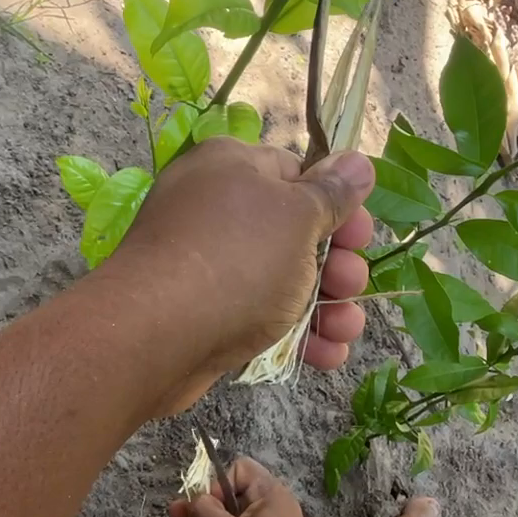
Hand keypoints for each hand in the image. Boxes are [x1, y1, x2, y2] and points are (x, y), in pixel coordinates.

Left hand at [104, 139, 373, 384]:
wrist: (156, 337)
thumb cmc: (235, 260)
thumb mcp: (296, 216)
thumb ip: (331, 193)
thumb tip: (357, 161)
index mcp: (231, 168)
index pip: (296, 174)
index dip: (337, 206)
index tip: (361, 237)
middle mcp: (215, 212)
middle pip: (295, 234)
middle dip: (336, 264)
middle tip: (351, 285)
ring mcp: (208, 268)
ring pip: (282, 282)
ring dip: (326, 308)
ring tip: (345, 331)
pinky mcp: (206, 317)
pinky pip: (260, 318)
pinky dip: (295, 335)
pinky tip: (326, 355)